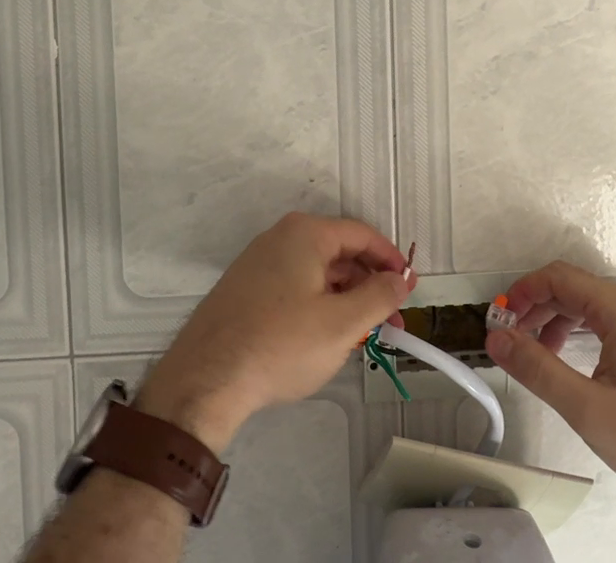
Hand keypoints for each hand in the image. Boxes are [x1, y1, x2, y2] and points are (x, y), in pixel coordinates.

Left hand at [134, 212, 412, 452]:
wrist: (206, 380)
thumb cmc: (281, 346)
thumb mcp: (342, 323)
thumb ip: (379, 296)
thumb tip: (401, 279)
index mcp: (304, 234)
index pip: (362, 235)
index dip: (391, 260)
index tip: (410, 288)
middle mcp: (279, 238)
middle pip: (339, 252)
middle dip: (369, 285)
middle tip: (391, 322)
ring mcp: (257, 264)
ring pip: (316, 273)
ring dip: (345, 299)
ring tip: (362, 336)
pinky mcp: (245, 290)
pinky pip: (294, 287)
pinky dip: (318, 305)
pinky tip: (325, 338)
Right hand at [484, 261, 615, 504]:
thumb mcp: (588, 408)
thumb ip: (537, 368)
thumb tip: (497, 339)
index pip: (558, 278)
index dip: (522, 293)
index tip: (498, 320)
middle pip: (574, 289)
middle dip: (535, 309)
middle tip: (510, 341)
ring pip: (592, 306)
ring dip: (556, 322)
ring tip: (535, 355)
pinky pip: (610, 321)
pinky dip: (581, 332)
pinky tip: (571, 362)